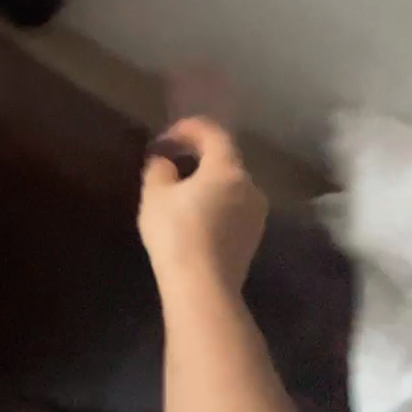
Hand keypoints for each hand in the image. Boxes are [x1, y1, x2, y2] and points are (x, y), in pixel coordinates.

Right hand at [139, 118, 267, 295]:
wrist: (203, 283)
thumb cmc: (176, 230)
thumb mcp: (155, 192)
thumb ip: (160, 167)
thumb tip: (166, 162)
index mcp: (227, 171)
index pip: (214, 133)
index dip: (187, 128)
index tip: (162, 138)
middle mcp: (250, 187)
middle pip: (224, 157)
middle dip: (194, 152)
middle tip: (165, 159)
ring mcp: (257, 212)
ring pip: (229, 181)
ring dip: (204, 175)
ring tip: (175, 185)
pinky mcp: (254, 232)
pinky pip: (233, 201)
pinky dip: (213, 195)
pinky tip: (191, 209)